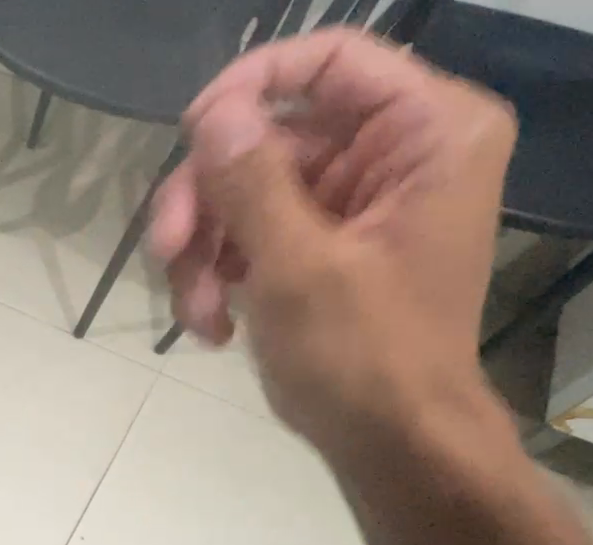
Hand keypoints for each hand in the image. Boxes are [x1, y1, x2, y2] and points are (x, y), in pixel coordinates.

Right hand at [148, 29, 516, 457]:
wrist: (384, 435)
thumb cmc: (362, 352)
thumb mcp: (299, 265)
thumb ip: (253, 181)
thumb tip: (211, 113)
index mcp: (424, 134)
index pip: (332, 61)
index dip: (251, 86)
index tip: (187, 136)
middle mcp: (388, 154)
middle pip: (264, 137)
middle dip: (205, 202)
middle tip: (167, 254)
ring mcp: (344, 203)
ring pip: (236, 193)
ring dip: (199, 254)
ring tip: (196, 312)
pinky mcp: (310, 245)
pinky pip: (239, 236)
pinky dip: (212, 278)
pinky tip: (211, 325)